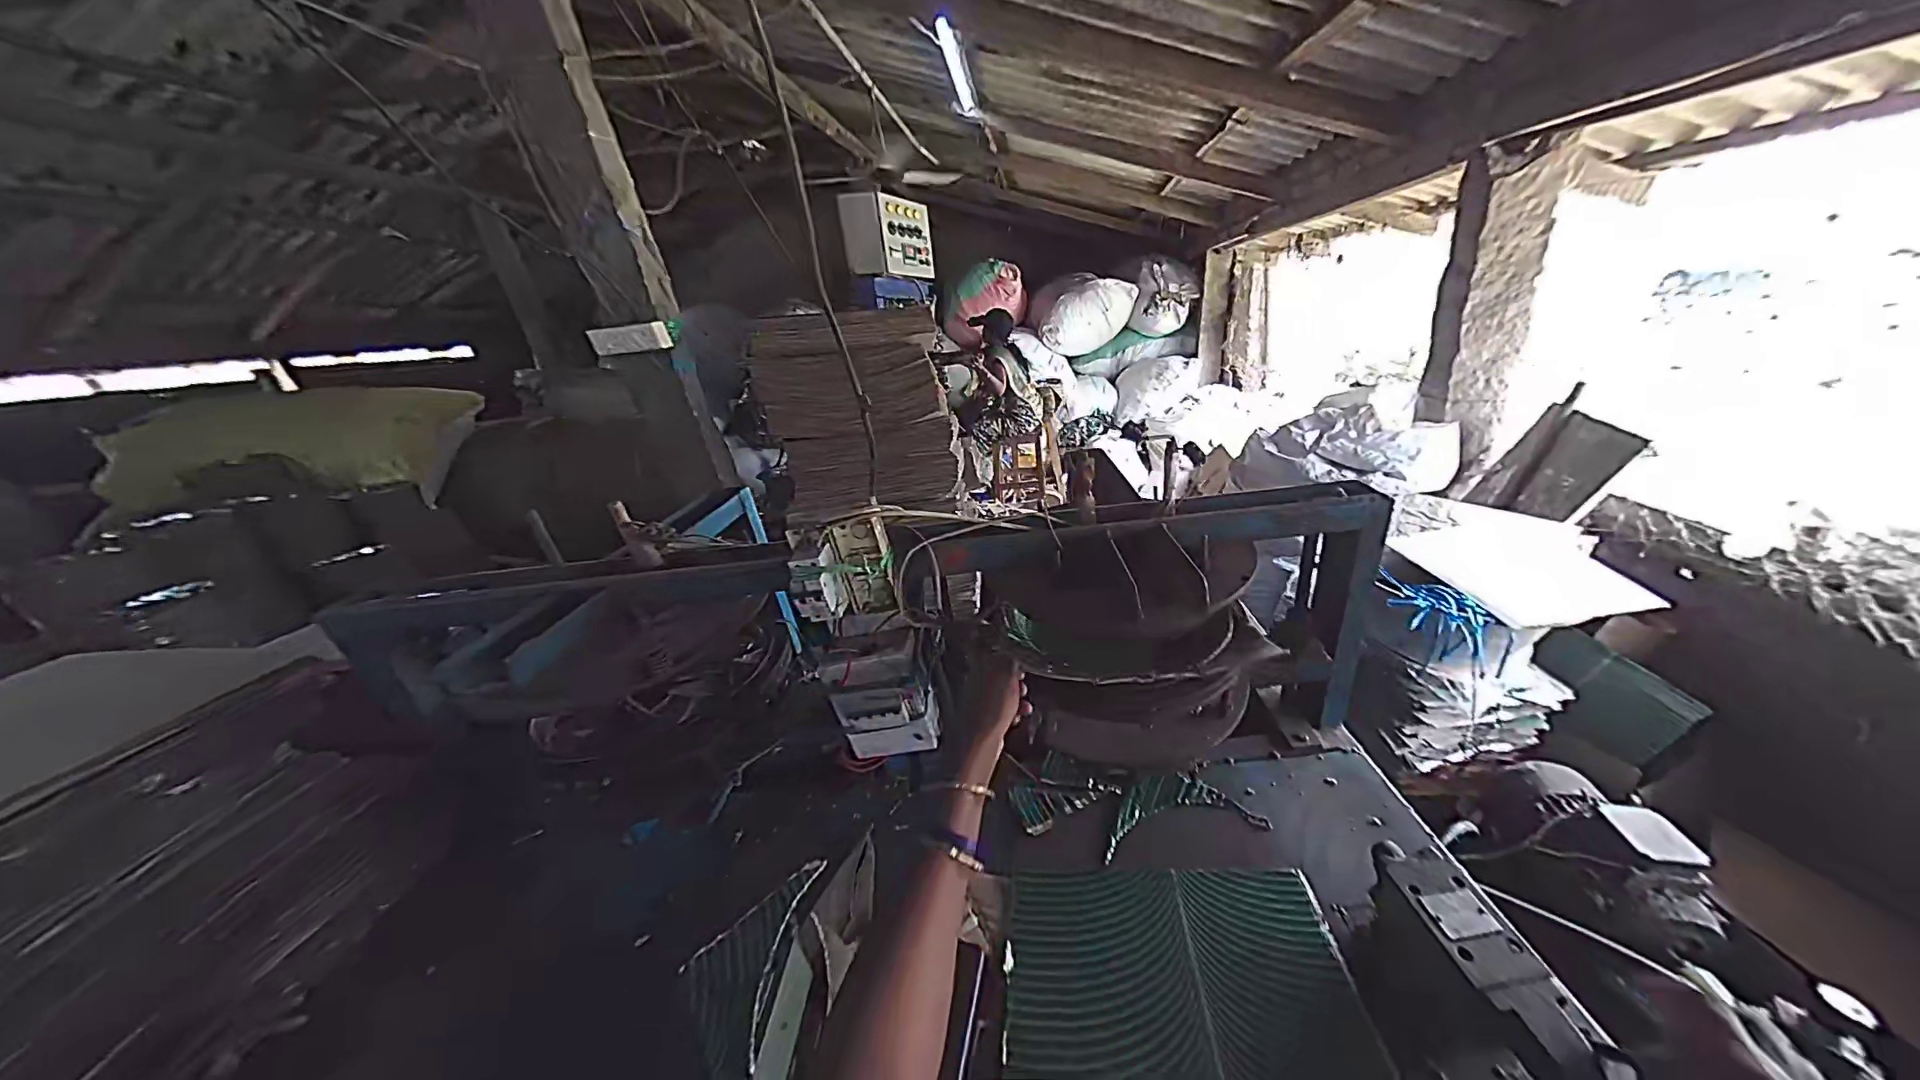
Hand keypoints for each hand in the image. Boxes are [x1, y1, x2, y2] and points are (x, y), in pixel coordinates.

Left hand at [967, 650, 1029, 746]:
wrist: (982, 739)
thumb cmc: (993, 707)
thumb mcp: (1008, 676)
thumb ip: (1011, 661)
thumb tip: (1013, 655)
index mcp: (979, 668)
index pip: (997, 657)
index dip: (1012, 663)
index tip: (1022, 670)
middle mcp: (975, 683)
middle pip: (1001, 678)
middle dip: (1017, 684)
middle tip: (1023, 690)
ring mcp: (977, 701)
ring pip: (1002, 696)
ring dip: (1017, 700)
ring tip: (1024, 707)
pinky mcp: (982, 718)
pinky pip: (1001, 711)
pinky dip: (1010, 714)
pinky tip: (1015, 719)